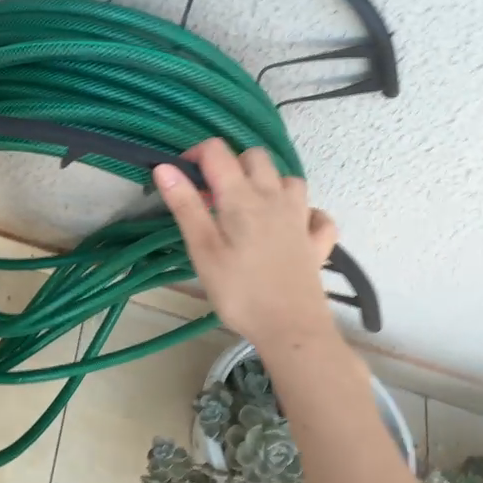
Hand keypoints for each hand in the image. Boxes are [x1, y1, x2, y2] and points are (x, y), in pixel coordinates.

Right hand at [153, 139, 339, 356]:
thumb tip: (164, 167)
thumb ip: (185, 205)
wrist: (293, 331)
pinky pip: (317, 214)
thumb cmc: (239, 291)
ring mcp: (301, 219)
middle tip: (212, 194)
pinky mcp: (318, 243)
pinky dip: (304, 212)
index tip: (182, 178)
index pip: (217, 152)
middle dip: (231, 163)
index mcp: (242, 197)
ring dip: (267, 182)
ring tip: (248, 206)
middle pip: (255, 156)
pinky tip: (291, 226)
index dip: (195, 154)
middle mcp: (275, 198)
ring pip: (289, 179)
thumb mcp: (202, 249)